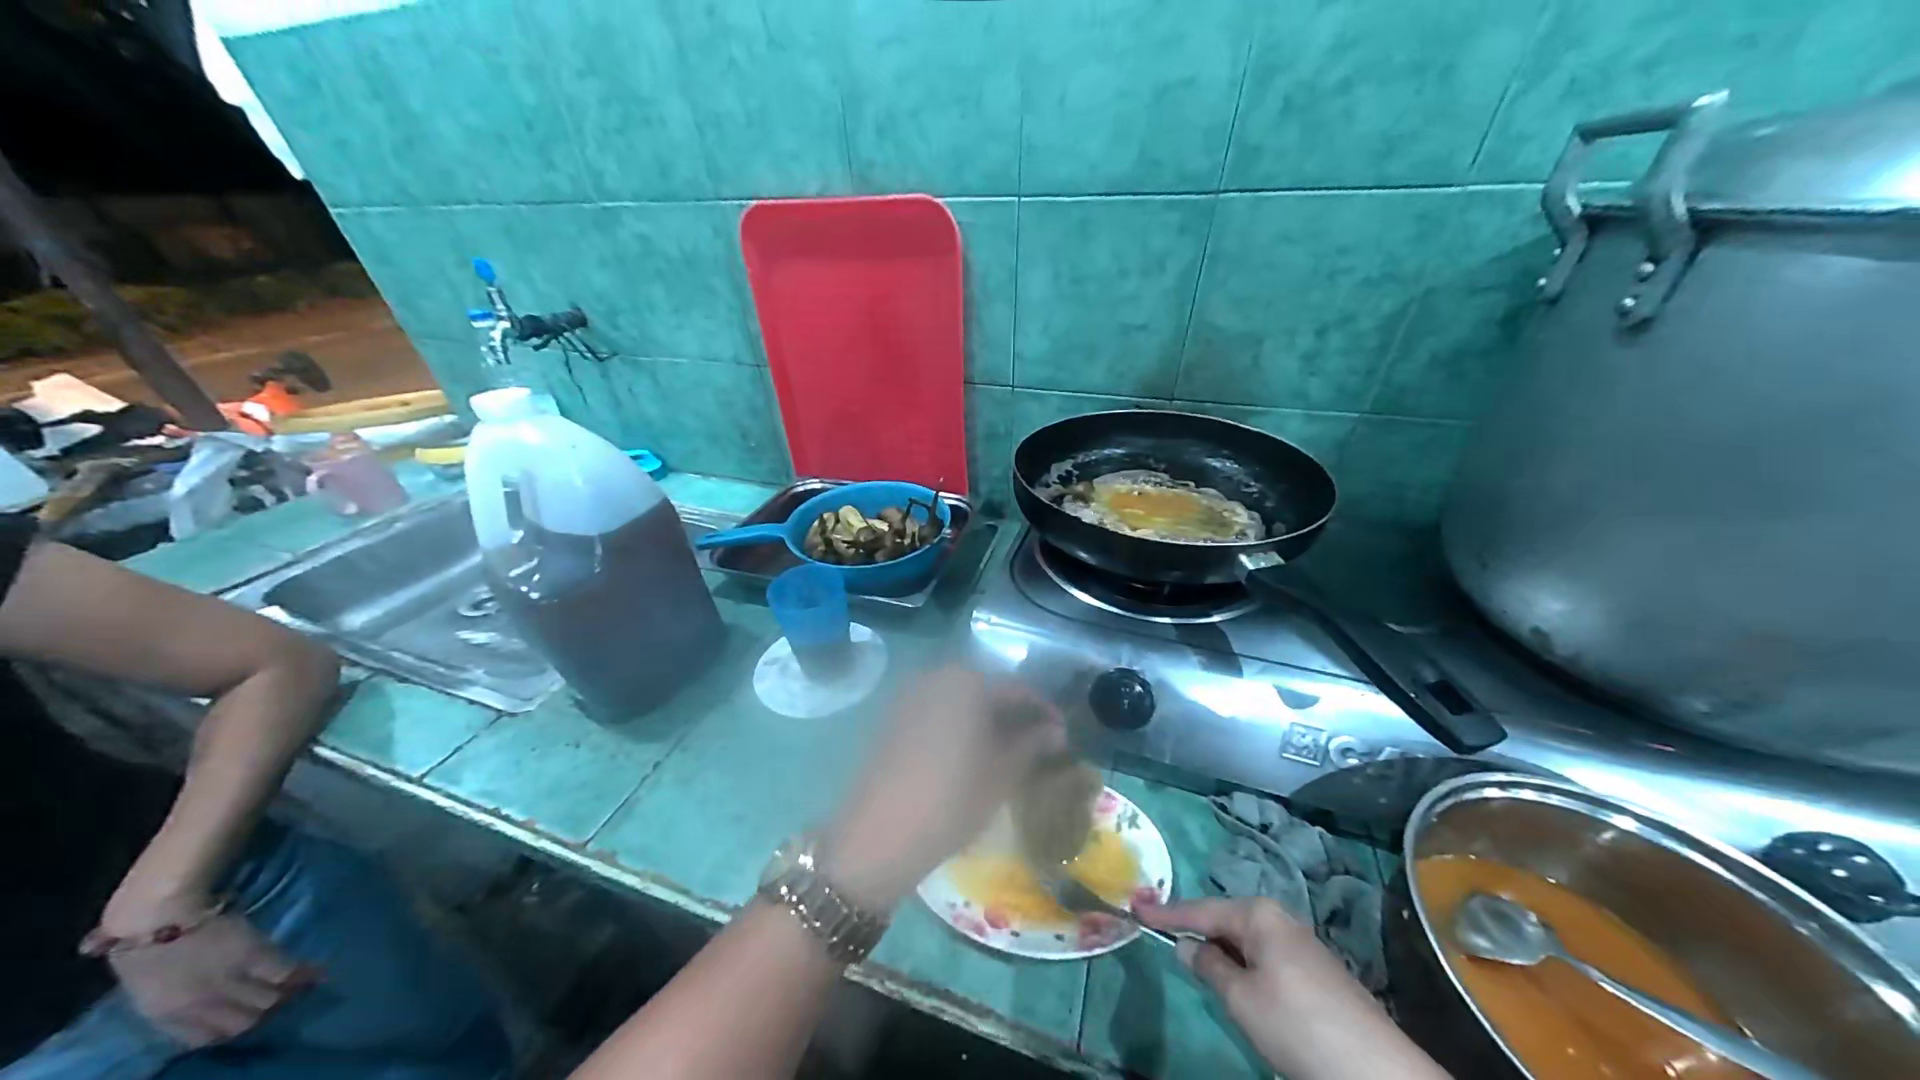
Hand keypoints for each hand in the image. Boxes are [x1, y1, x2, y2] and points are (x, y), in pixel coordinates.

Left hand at [103, 906, 317, 1047]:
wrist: (154, 915)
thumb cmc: (142, 946)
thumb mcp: (148, 982)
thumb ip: (177, 994)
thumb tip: (210, 995)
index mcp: (166, 1015)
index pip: (207, 1037)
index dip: (230, 1027)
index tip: (246, 1014)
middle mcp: (198, 1006)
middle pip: (242, 1022)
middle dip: (262, 1012)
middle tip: (279, 997)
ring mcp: (226, 981)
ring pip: (265, 1001)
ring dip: (284, 995)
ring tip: (300, 984)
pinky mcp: (252, 957)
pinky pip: (283, 973)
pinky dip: (303, 975)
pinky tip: (318, 973)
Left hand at [826, 666, 1065, 908]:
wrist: (878, 836)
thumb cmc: (951, 800)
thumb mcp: (1002, 774)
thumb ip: (1032, 744)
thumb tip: (1054, 730)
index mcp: (966, 682)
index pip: (1018, 690)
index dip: (1044, 712)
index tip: (1063, 736)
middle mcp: (936, 677)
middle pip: (987, 691)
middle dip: (1014, 715)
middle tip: (1037, 746)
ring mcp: (909, 696)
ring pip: (960, 702)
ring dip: (986, 721)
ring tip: (1007, 754)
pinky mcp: (892, 719)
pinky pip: (937, 713)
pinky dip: (958, 727)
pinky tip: (970, 756)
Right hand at [1138, 897, 1447, 1079]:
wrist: (1377, 1071)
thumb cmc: (1297, 1025)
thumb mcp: (1241, 998)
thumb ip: (1208, 965)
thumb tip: (1186, 944)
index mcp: (1259, 915)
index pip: (1201, 909)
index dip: (1167, 912)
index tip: (1136, 908)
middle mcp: (1280, 919)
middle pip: (1225, 920)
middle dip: (1196, 929)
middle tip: (1162, 935)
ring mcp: (1302, 945)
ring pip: (1246, 941)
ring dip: (1221, 951)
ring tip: (1195, 962)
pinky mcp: (1316, 973)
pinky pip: (1265, 957)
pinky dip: (1244, 966)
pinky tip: (1239, 985)